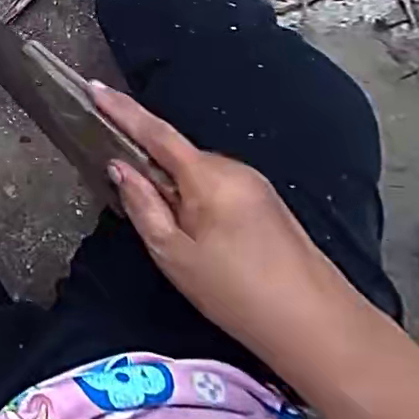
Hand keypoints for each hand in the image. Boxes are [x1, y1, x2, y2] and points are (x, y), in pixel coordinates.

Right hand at [88, 80, 364, 357]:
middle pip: (173, 153)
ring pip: (192, 171)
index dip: (120, 108)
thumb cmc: (239, 293)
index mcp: (209, 177)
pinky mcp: (263, 203)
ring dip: (168, 184)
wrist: (325, 333)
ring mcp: (253, 185)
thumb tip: (119, 165)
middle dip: (144, 162)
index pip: (154, 132)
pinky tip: (190, 230)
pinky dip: (189, 195)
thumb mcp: (173, 253)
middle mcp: (233, 170)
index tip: (92, 86)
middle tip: (122, 193)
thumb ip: (141, 203)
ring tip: (165, 227)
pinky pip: (211, 185)